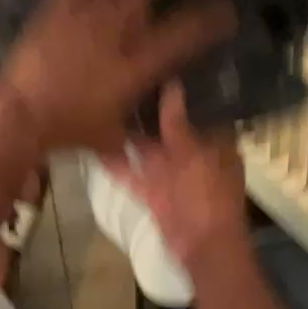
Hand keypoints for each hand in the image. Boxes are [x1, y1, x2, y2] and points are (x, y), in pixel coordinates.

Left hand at [0, 0, 236, 153]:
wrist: (25, 117)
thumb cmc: (71, 131)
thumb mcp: (112, 137)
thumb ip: (137, 132)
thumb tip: (157, 143)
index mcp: (140, 64)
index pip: (188, 31)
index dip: (214, 16)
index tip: (226, 9)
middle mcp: (120, 27)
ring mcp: (89, 10)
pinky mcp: (60, 2)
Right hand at [102, 83, 247, 269]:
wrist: (204, 249)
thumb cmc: (209, 198)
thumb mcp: (195, 155)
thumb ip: (178, 122)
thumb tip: (172, 83)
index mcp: (213, 140)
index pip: (197, 105)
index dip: (180, 85)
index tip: (158, 59)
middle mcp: (192, 153)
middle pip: (168, 125)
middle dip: (148, 106)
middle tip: (120, 73)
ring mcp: (171, 175)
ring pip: (146, 149)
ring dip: (127, 133)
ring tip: (101, 102)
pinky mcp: (153, 193)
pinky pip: (132, 174)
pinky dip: (116, 164)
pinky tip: (94, 145)